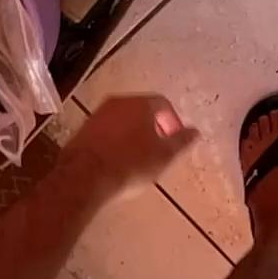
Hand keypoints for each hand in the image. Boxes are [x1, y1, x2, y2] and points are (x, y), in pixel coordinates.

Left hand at [62, 95, 198, 197]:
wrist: (86, 176)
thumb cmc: (130, 164)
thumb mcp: (164, 156)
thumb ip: (181, 141)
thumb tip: (194, 132)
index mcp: (141, 103)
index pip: (163, 104)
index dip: (173, 121)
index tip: (175, 139)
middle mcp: (118, 102)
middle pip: (141, 109)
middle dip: (153, 127)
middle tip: (159, 148)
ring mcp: (98, 114)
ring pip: (122, 120)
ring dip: (133, 134)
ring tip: (138, 158)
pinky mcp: (83, 130)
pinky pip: (106, 131)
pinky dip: (115, 142)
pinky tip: (118, 162)